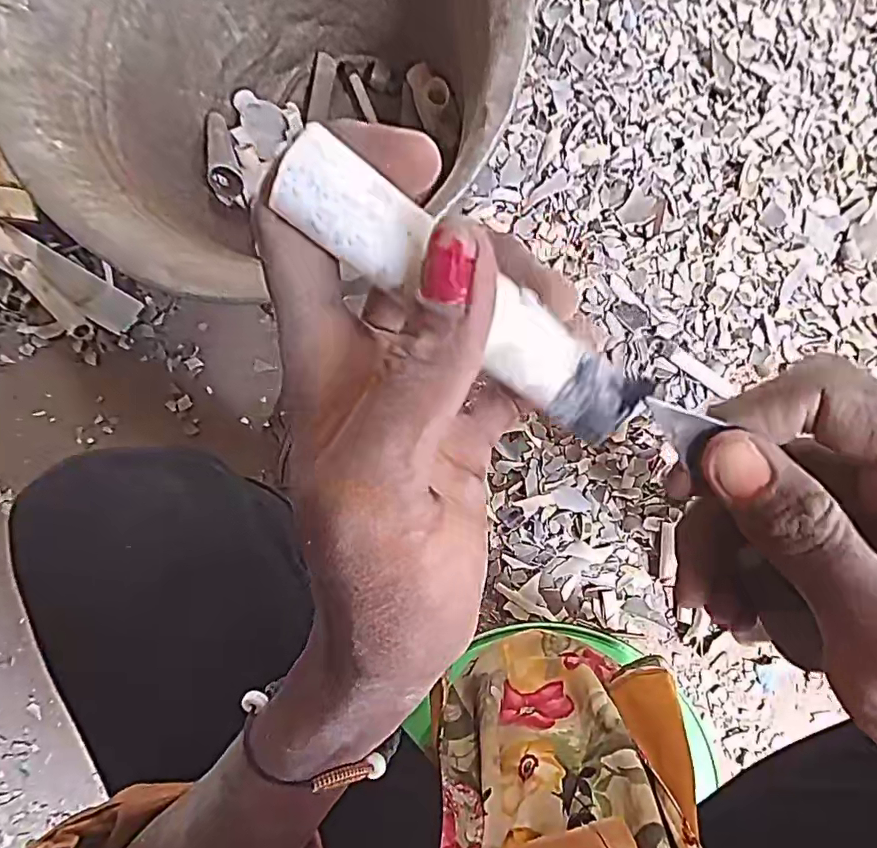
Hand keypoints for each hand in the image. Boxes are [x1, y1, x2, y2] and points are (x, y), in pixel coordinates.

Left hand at [251, 122, 576, 772]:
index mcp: (321, 363)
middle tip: (541, 299)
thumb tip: (463, 254)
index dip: (350, 171)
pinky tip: (573, 380)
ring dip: (530, 309)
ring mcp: (421, 392)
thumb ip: (424, 369)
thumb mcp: (385, 478)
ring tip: (572, 345)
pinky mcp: (463, 425)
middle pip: (418, 255)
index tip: (426, 169)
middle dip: (484, 253)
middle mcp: (367, 364)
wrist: (397, 649)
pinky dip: (545, 363)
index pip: (303, 224)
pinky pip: (507, 367)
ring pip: (475, 308)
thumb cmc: (370, 586)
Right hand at [673, 355, 876, 810]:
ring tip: (726, 614)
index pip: (833, 396)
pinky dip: (743, 571)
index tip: (689, 480)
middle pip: (779, 453)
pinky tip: (755, 614)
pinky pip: (770, 528)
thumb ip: (810, 540)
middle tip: (694, 583)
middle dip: (721, 519)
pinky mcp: (855, 533)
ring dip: (724, 554)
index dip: (746, 423)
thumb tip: (726, 455)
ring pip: (761, 493)